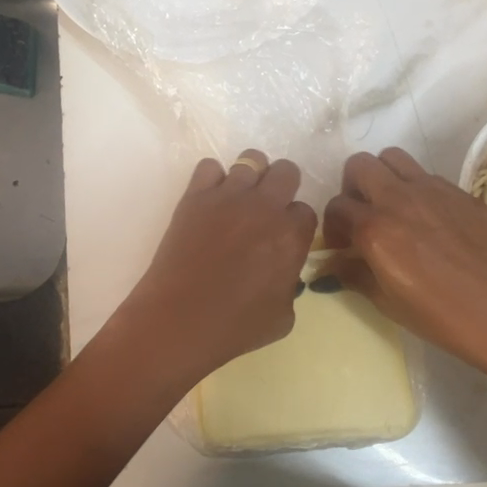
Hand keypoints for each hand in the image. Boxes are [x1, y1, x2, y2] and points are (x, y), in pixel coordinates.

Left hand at [102, 150, 317, 386]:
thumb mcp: (283, 316)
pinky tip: (209, 200)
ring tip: (239, 199)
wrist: (180, 318)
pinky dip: (213, 178)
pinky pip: (209, 166)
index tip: (283, 237)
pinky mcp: (195, 195)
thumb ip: (289, 284)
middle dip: (282, 187)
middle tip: (267, 208)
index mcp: (291, 236)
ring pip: (251, 159)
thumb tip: (281, 273)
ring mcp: (228, 196)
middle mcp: (265, 207)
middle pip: (286, 172)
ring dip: (251, 177)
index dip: (295, 224)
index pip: (305, 211)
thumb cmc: (235, 327)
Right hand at [324, 148, 486, 379]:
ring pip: (392, 158)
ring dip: (382, 177)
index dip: (333, 227)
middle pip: (359, 166)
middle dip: (352, 188)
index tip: (342, 247)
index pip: (337, 207)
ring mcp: (434, 191)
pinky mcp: (462, 193)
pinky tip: (428, 221)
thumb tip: (332, 265)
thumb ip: (353, 275)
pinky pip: (426, 175)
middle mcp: (400, 199)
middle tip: (362, 216)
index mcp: (376, 229)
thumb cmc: (443, 319)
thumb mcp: (387, 303)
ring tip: (391, 208)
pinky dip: (415, 188)